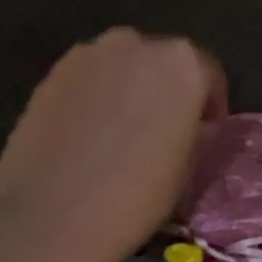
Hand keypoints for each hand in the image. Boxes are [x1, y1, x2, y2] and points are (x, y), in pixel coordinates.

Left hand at [0, 28, 225, 261]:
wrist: (51, 215)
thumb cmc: (140, 193)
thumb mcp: (191, 165)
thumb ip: (196, 131)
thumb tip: (193, 128)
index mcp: (183, 64)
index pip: (210, 74)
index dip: (211, 105)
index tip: (206, 133)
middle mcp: (136, 45)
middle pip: (165, 62)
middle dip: (170, 90)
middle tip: (169, 129)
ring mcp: (87, 55)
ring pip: (124, 66)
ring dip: (133, 91)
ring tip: (129, 133)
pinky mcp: (50, 74)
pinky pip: (90, 79)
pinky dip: (99, 98)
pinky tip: (95, 137)